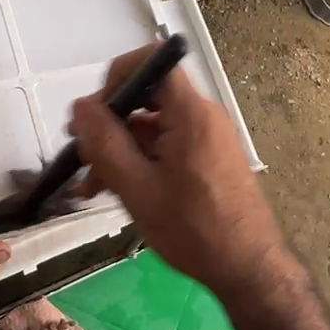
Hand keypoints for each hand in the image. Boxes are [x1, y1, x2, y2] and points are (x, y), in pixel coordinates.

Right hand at [68, 43, 288, 303]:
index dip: (118, 76)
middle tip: (81, 152)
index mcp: (191, 113)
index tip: (95, 111)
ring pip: (153, 125)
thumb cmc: (194, 229)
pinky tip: (116, 189)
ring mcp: (207, 137)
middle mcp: (203, 115)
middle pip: (148, 95)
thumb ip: (104, 143)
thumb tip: (81, 106)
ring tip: (91, 185)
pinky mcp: (208, 158)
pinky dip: (140, 159)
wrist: (248, 268)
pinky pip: (167, 144)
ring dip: (119, 148)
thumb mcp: (137, 188)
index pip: (153, 61)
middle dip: (109, 121)